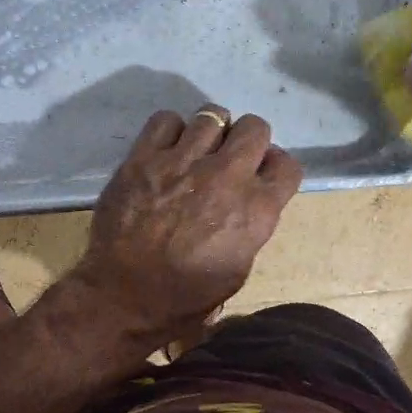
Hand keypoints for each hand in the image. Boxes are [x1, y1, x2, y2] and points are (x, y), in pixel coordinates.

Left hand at [74, 107, 302, 341]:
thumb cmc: (186, 296)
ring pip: (212, 115)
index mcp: (256, 210)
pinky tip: (167, 151)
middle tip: (232, 157)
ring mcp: (183, 162)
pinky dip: (171, 132)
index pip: (287, 165)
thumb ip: (252, 224)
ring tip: (198, 151)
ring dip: (210, 132)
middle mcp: (226, 176)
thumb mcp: (239, 269)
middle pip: (255, 128)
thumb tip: (252, 197)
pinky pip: (167, 120)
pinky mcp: (144, 157)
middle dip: (248, 140)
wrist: (124, 297)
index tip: (262, 175)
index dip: (275, 168)